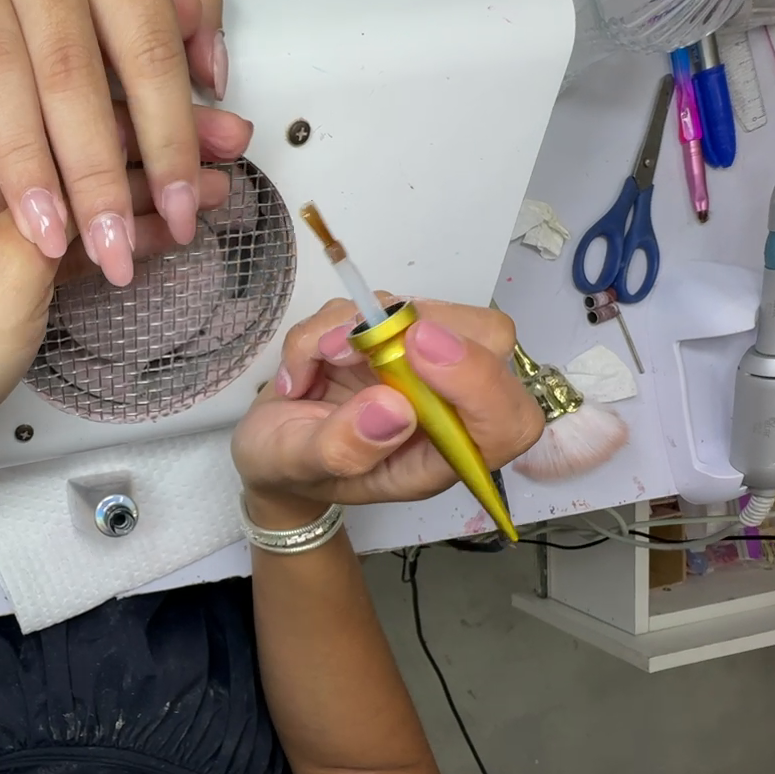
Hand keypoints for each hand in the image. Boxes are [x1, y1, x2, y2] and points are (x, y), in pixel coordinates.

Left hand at [0, 100, 253, 483]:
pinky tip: (168, 230)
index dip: (153, 113)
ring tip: (216, 191)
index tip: (213, 125)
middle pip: (88, 144)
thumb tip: (133, 169)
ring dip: (152, 193)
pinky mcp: (12, 268)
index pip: (76, 105)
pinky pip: (80, 237)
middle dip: (162, 149)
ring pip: (91, 193)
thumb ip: (76, 205)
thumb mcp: (15, 259)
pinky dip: (124, 234)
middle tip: (231, 151)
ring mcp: (0, 224)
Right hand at [232, 298, 544, 523]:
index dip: (479, 379)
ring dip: (350, 331)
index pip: (505, 419)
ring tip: (300, 378)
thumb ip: (342, 448)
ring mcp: (419, 363)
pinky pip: (371, 305)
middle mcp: (444, 404)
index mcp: (441, 454)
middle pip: (485, 340)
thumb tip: (392, 407)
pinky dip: (322, 329)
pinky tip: (300, 370)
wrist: (269, 448)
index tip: (419, 348)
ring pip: (422, 311)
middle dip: (418, 328)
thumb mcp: (295, 468)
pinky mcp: (388, 332)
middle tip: (346, 350)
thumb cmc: (289, 468)